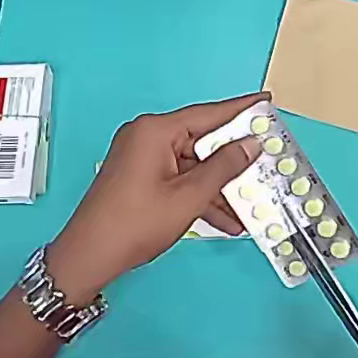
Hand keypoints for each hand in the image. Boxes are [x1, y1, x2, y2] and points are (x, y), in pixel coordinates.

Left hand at [47, 94, 267, 301]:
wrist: (91, 254)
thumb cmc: (134, 224)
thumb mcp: (189, 197)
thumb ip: (223, 167)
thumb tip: (249, 145)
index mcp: (155, 131)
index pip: (208, 114)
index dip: (241, 110)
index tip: (266, 102)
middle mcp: (146, 137)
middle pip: (201, 141)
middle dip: (233, 162)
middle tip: (266, 165)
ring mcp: (140, 158)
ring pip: (192, 166)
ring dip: (218, 188)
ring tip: (249, 207)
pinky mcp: (139, 177)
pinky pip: (177, 179)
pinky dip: (198, 196)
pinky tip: (224, 219)